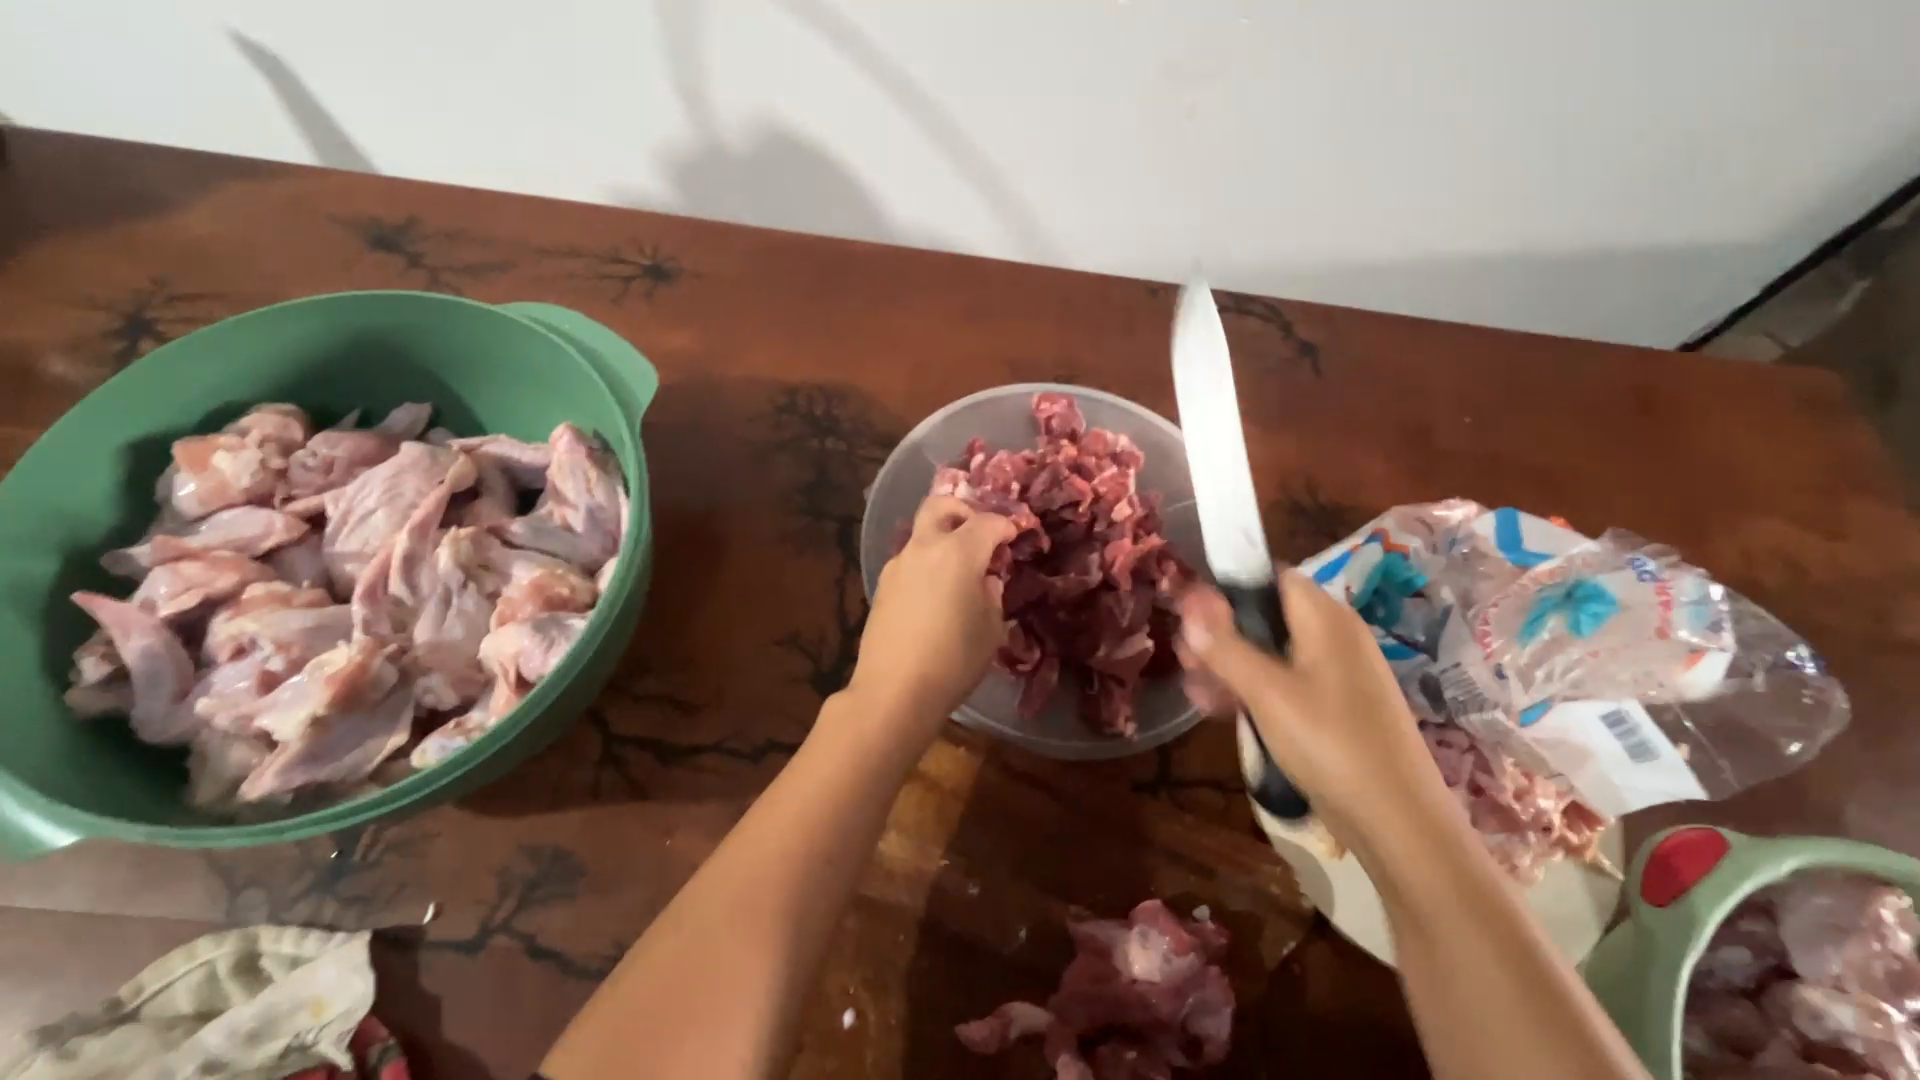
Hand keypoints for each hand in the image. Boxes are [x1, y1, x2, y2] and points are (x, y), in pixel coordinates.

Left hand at [849, 495, 1013, 733]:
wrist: (894, 690)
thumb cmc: (954, 659)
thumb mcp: (991, 628)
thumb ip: (992, 594)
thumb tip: (986, 579)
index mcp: (958, 552)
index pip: (988, 522)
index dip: (1006, 526)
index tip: (1016, 536)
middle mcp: (924, 548)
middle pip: (940, 505)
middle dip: (963, 510)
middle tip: (980, 531)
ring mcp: (898, 565)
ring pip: (922, 534)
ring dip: (943, 539)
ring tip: (961, 570)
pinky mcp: (883, 585)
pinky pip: (911, 561)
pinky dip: (928, 564)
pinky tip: (938, 594)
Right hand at [1176, 570, 1448, 844]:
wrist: (1396, 820)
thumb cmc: (1330, 743)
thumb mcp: (1267, 693)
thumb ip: (1225, 647)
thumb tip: (1188, 604)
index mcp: (1325, 618)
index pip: (1270, 576)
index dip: (1227, 589)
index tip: (1188, 615)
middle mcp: (1334, 636)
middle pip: (1266, 615)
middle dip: (1221, 635)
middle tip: (1187, 662)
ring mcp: (1337, 674)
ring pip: (1271, 653)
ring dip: (1231, 666)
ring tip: (1198, 695)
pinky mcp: (1335, 708)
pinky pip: (1286, 683)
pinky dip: (1254, 690)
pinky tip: (1222, 712)